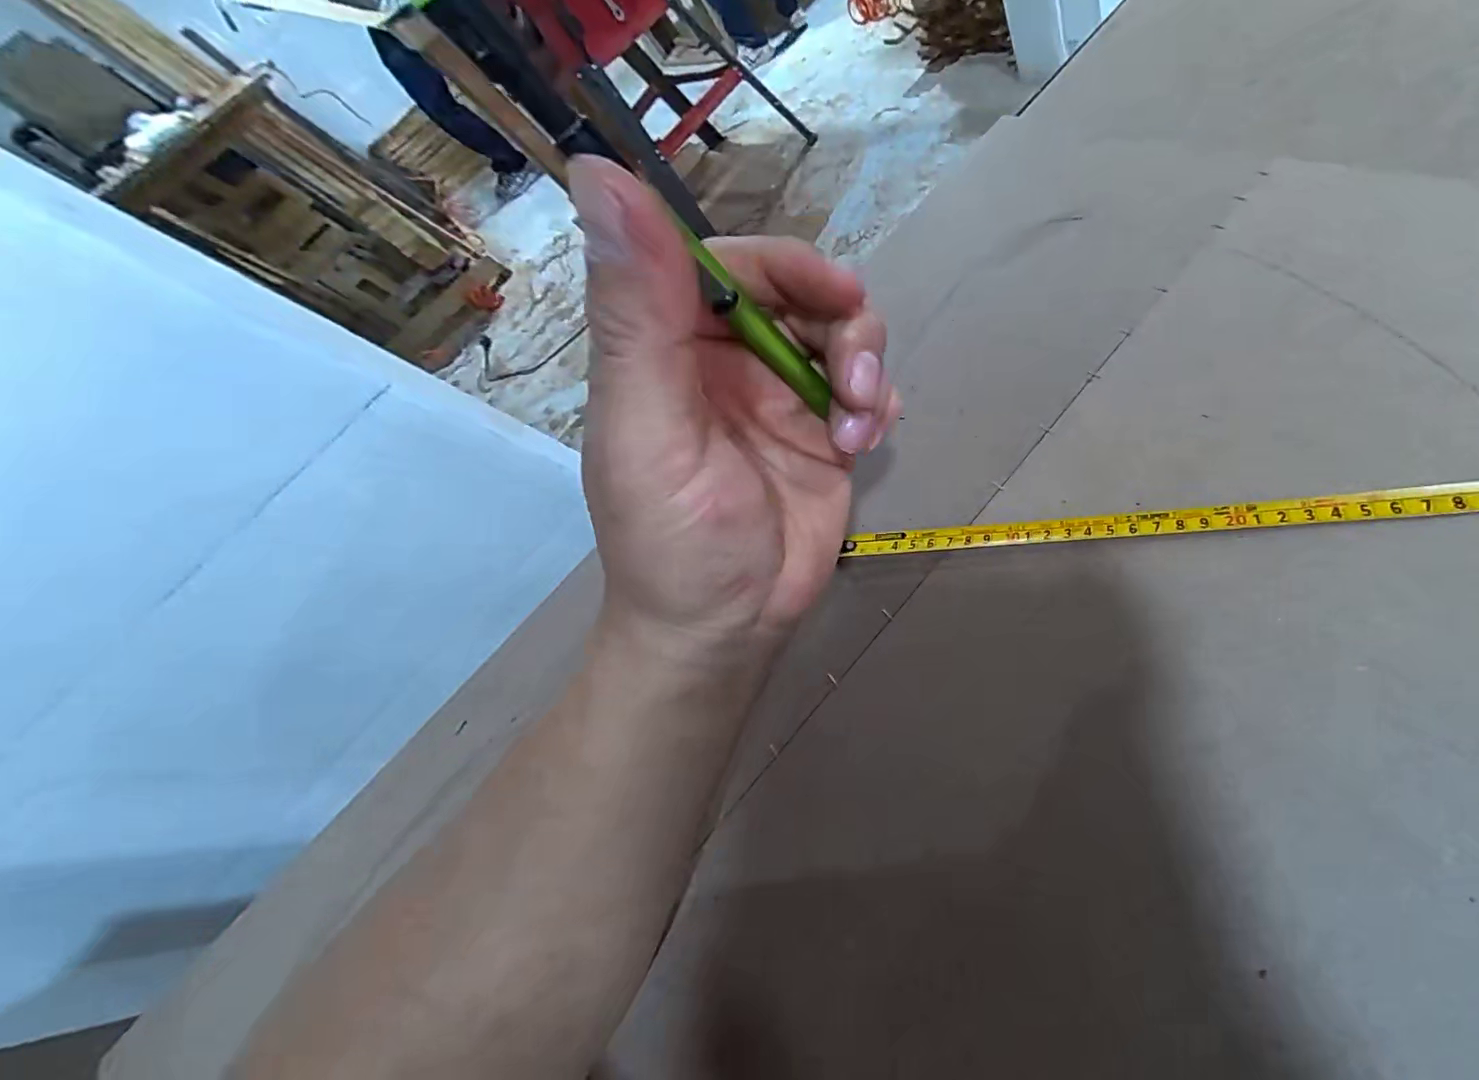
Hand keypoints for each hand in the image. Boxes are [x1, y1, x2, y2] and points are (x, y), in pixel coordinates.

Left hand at [570, 157, 900, 663]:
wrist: (727, 628)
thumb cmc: (672, 541)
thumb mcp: (648, 428)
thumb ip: (637, 313)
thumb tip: (602, 175)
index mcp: (671, 345)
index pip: (731, 264)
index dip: (787, 264)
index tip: (837, 290)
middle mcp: (731, 361)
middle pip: (802, 295)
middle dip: (843, 324)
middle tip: (854, 380)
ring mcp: (784, 399)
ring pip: (844, 339)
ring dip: (866, 368)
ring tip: (856, 425)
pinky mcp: (826, 437)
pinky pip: (866, 392)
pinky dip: (877, 406)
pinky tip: (864, 443)